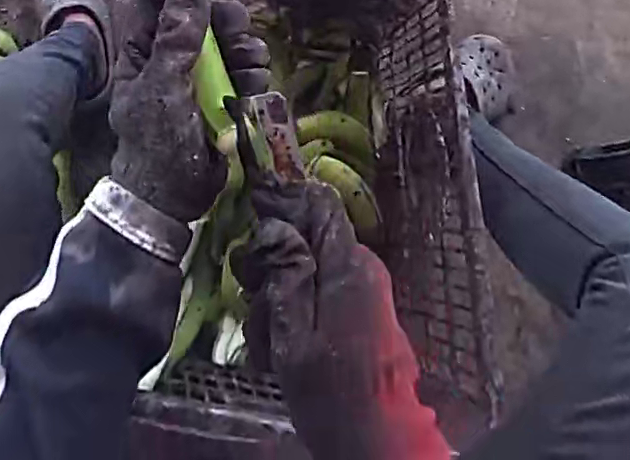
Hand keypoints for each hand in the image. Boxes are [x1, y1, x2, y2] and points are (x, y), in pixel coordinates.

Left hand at [108, 0, 269, 221]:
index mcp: (142, 51)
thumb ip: (177, 39)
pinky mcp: (220, 93)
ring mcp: (196, 74)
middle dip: (222, 17)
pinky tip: (253, 86)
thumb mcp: (164, 90)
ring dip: (243, 46)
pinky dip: (251, 71)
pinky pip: (241, 67)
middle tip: (239, 27)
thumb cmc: (156, 145)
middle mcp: (169, 55)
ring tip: (250, 65)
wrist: (174, 199)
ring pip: (225, 41)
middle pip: (199, 16)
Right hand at [233, 182, 448, 459]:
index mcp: (347, 264)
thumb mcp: (295, 337)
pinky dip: (297, 303)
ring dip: (282, 286)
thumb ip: (286, 275)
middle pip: (310, 234)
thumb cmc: (333, 394)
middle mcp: (360, 265)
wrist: (381, 442)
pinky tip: (279, 340)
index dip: (284, 195)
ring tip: (263, 328)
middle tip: (248, 286)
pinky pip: (322, 286)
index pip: (318, 203)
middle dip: (274, 255)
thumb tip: (274, 225)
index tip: (254, 197)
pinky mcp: (362, 306)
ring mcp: (364, 286)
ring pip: (311, 263)